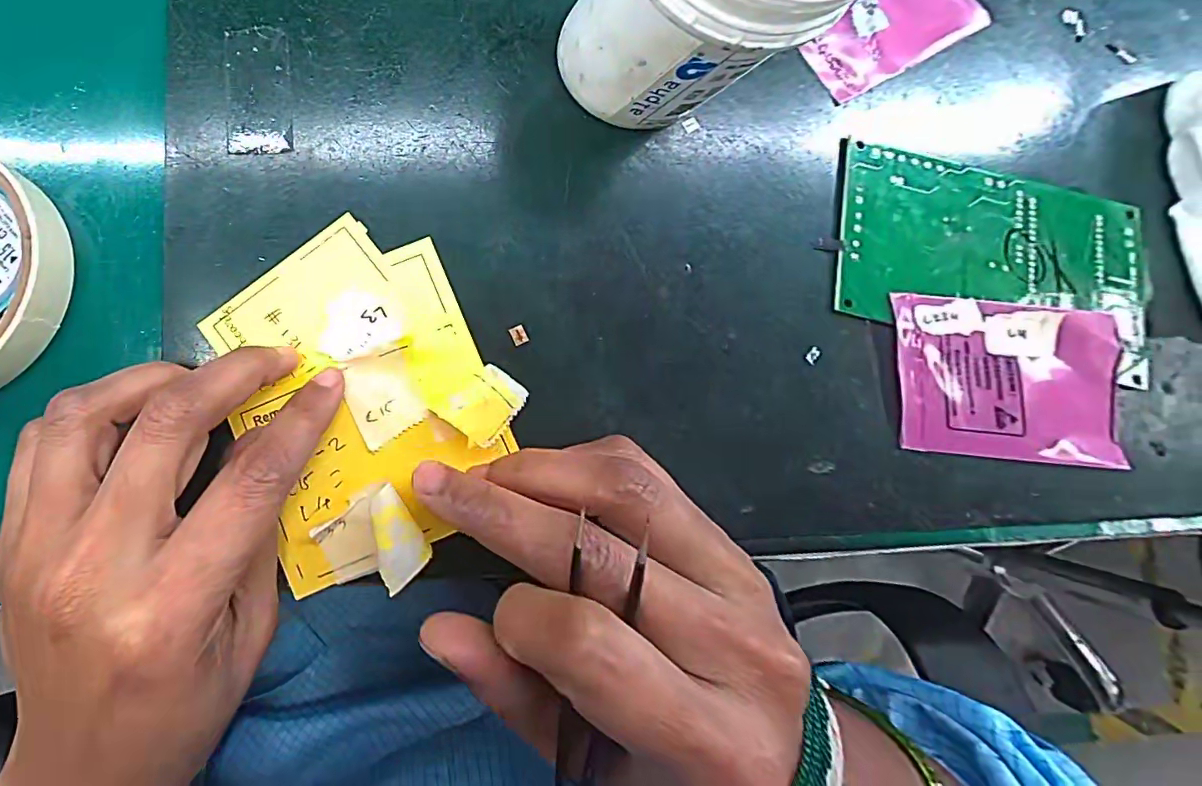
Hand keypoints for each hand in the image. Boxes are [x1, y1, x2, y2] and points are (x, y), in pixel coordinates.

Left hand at [0, 348, 343, 785]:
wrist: (72, 768)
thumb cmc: (174, 713)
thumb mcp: (245, 638)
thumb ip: (256, 536)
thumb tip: (267, 444)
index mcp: (168, 608)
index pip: (246, 484)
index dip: (294, 423)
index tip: (320, 385)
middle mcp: (95, 565)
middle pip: (166, 426)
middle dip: (229, 374)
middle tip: (265, 359)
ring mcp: (39, 544)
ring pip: (85, 412)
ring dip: (148, 377)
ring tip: (190, 378)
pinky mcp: (9, 536)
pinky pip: (41, 437)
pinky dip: (90, 407)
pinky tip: (126, 413)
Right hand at [412, 437, 810, 785]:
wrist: (782, 757)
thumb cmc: (667, 771)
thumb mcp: (590, 763)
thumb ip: (512, 694)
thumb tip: (436, 629)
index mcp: (705, 735)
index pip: (586, 640)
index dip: (517, 618)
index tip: (492, 616)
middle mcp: (736, 649)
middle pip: (594, 550)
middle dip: (495, 509)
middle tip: (432, 485)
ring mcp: (740, 579)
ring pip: (622, 487)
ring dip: (533, 470)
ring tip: (481, 480)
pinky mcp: (727, 537)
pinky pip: (640, 470)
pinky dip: (573, 460)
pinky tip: (539, 480)